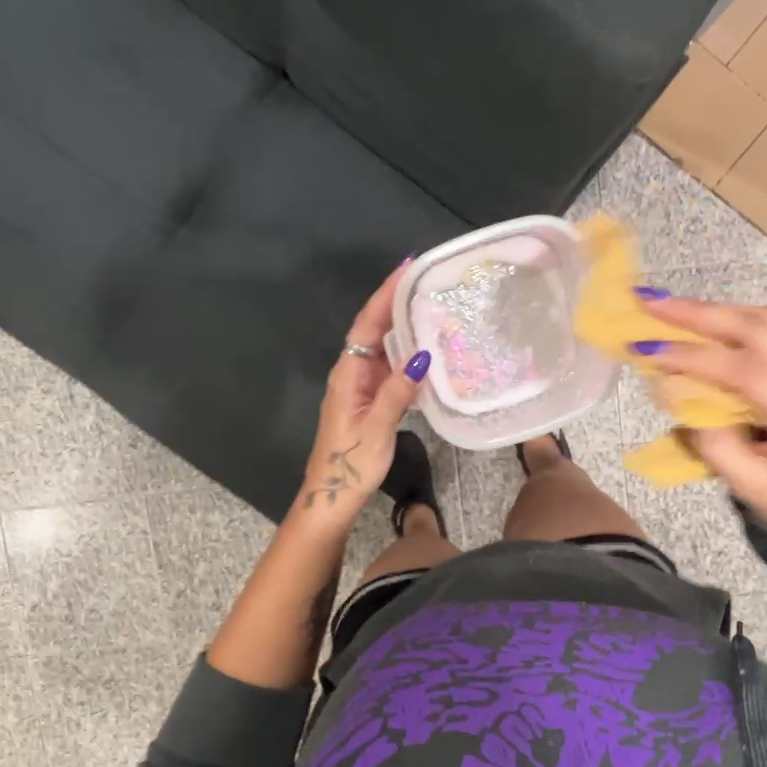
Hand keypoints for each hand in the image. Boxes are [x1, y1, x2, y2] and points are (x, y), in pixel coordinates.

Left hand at [297, 263, 431, 518]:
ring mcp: (361, 387)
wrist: (333, 497)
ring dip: (405, 328)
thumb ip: (398, 392)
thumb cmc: (350, 464)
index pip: (367, 323)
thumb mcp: (377, 429)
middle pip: (374, 329)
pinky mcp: (370, 400)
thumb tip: (421, 357)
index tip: (407, 269)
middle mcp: (352, 373)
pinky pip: (389, 368)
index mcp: (348, 374)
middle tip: (428, 281)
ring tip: (434, 308)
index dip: (385, 295)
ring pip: (384, 348)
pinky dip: (407, 356)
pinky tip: (429, 352)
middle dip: (398, 303)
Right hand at [637, 300, 766, 523]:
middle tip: (650, 305)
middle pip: (759, 330)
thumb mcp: (752, 487)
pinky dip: (731, 319)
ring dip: (714, 309)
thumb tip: (678, 397)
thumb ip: (714, 444)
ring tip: (667, 306)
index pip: (748, 372)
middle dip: (699, 314)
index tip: (649, 350)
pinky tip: (699, 320)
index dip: (696, 357)